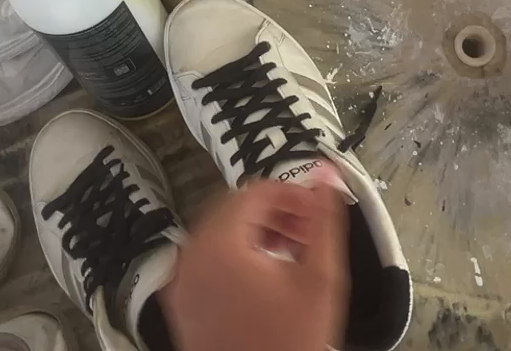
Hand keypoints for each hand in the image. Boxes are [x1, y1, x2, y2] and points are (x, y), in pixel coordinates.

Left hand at [163, 169, 349, 350]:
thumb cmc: (287, 346)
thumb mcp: (320, 278)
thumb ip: (325, 218)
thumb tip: (328, 176)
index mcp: (219, 244)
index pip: (257, 191)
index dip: (292, 195)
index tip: (314, 209)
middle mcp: (192, 258)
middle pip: (237, 208)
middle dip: (278, 213)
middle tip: (308, 230)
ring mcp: (183, 283)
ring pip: (224, 232)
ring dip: (261, 232)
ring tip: (294, 252)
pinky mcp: (184, 304)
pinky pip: (211, 259)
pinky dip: (239, 255)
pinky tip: (270, 274)